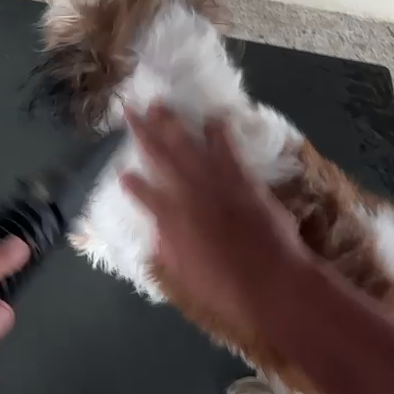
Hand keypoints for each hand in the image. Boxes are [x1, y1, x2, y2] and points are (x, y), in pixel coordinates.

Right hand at [120, 105, 312, 336]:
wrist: (271, 283)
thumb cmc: (225, 288)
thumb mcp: (183, 275)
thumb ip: (167, 248)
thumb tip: (158, 231)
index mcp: (168, 219)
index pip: (143, 194)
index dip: (131, 183)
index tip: (122, 172)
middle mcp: (185, 193)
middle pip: (159, 156)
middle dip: (143, 132)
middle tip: (130, 111)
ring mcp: (214, 182)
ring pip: (187, 145)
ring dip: (172, 123)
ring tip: (159, 104)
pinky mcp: (242, 179)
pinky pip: (228, 149)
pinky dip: (220, 133)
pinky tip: (213, 117)